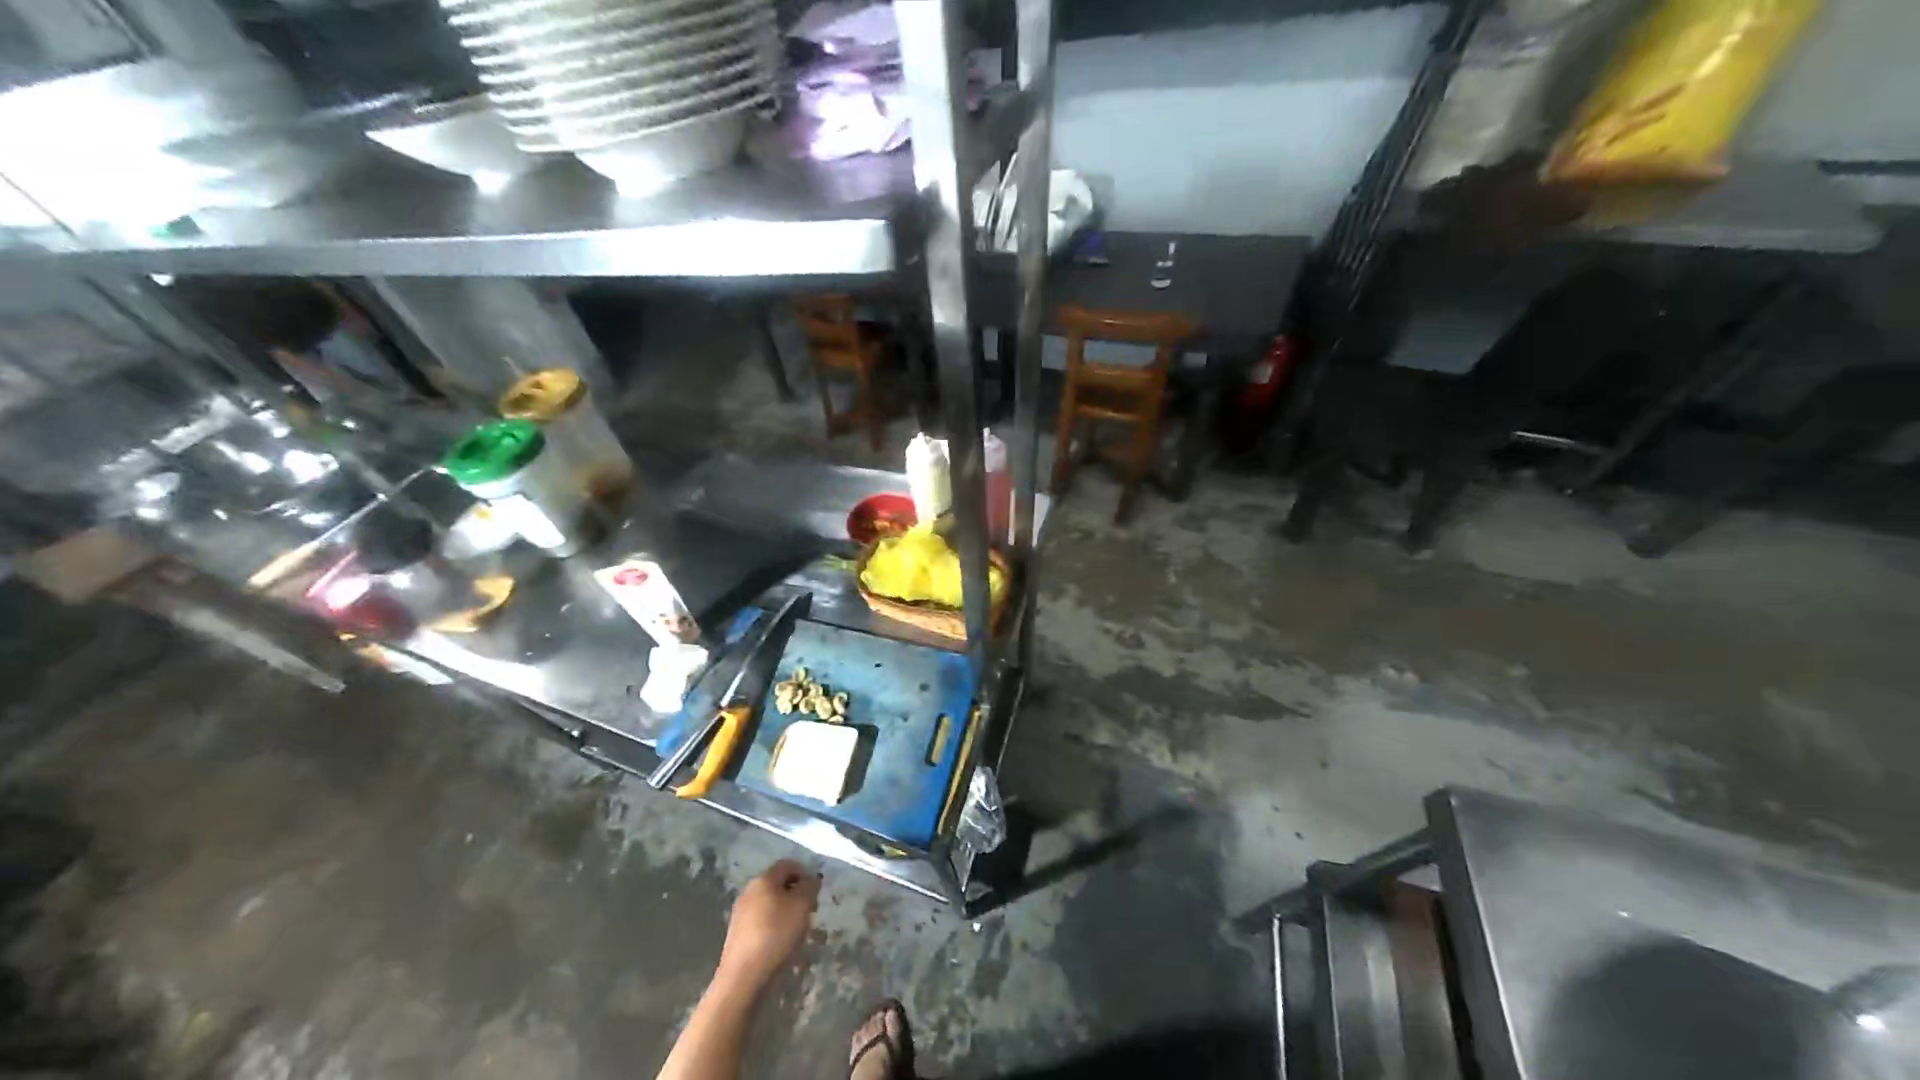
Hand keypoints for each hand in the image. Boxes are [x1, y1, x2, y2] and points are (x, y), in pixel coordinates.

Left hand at [716, 860, 820, 991]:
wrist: (744, 976)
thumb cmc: (776, 934)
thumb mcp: (802, 905)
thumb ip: (809, 887)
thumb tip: (810, 880)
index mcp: (763, 879)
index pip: (787, 865)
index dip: (805, 873)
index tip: (816, 892)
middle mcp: (749, 891)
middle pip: (778, 884)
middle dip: (797, 894)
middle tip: (810, 911)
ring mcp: (741, 913)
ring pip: (770, 903)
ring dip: (786, 911)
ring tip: (797, 930)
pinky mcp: (737, 934)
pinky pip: (761, 921)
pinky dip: (774, 926)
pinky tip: (781, 943)